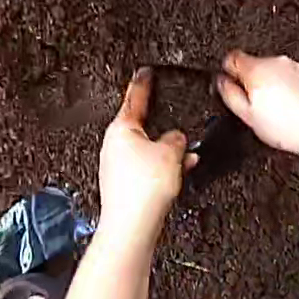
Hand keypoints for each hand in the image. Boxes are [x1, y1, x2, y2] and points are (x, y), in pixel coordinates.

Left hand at [98, 68, 194, 233]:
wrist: (131, 226)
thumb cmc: (142, 189)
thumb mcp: (171, 152)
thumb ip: (177, 138)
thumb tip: (177, 138)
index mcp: (121, 129)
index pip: (134, 97)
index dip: (143, 83)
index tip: (144, 72)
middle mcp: (114, 145)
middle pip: (143, 127)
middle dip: (164, 131)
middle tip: (179, 132)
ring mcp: (117, 165)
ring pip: (148, 150)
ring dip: (167, 153)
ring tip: (183, 159)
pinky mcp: (124, 183)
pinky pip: (147, 168)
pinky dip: (163, 169)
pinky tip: (177, 174)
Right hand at [216, 51, 298, 159]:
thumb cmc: (288, 127)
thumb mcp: (247, 117)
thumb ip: (229, 94)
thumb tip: (221, 83)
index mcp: (257, 69)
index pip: (232, 57)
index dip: (227, 71)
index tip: (230, 81)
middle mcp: (278, 63)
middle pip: (256, 66)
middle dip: (253, 83)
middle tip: (258, 107)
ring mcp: (298, 67)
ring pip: (277, 72)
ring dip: (274, 87)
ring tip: (280, 112)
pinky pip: (295, 79)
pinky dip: (292, 90)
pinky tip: (295, 109)